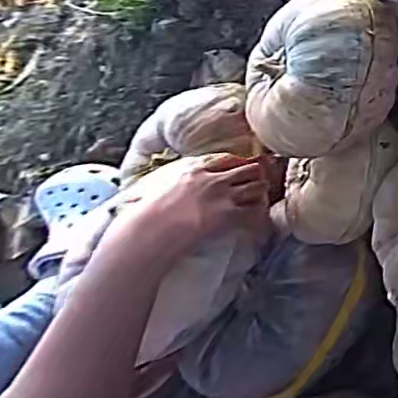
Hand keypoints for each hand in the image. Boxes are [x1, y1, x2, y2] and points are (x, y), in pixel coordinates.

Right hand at [101, 153, 270, 269]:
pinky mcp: (228, 214)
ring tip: (258, 200)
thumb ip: (160, 187)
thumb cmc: (137, 220)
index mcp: (192, 171)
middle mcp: (212, 179)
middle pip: (250, 169)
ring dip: (260, 193)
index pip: (227, 159)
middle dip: (256, 176)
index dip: (238, 164)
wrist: (142, 239)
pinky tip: (256, 217)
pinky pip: (255, 209)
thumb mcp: (149, 192)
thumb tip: (141, 194)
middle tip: (257, 183)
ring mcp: (223, 196)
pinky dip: (259, 213)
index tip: (243, 168)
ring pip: (258, 186)